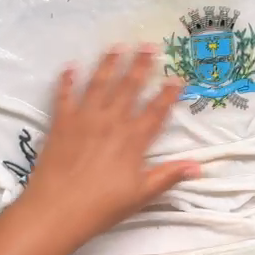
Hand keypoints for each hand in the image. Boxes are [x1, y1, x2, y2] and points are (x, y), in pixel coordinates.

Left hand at [15, 46, 200, 248]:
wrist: (56, 211)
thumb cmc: (101, 206)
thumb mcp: (141, 195)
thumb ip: (168, 176)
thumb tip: (199, 167)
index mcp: (133, 140)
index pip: (156, 110)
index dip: (169, 93)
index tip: (178, 76)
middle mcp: (111, 122)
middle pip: (129, 87)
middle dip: (140, 64)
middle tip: (149, 44)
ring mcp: (84, 119)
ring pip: (99, 84)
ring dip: (109, 63)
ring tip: (117, 45)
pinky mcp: (61, 123)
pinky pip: (64, 96)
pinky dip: (67, 80)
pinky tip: (70, 66)